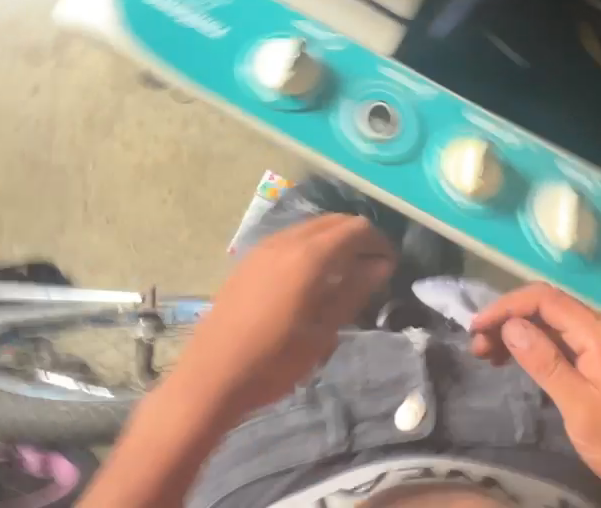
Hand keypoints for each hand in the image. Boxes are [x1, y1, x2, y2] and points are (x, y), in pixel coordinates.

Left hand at [173, 213, 395, 414]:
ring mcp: (264, 247)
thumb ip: (354, 290)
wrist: (210, 378)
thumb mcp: (323, 332)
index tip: (390, 264)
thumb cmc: (274, 362)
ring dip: (333, 240)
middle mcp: (287, 240)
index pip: (356, 229)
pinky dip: (310, 246)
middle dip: (358, 237)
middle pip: (333, 221)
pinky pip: (290, 238)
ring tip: (345, 271)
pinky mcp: (249, 259)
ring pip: (310, 227)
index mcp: (309, 256)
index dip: (378, 241)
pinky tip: (312, 276)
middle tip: (373, 266)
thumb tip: (381, 264)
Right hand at [470, 285, 600, 504]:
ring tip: (489, 354)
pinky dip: (537, 345)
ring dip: (520, 332)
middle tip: (478, 346)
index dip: (505, 306)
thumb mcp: (580, 407)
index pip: (543, 298)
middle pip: (546, 306)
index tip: (476, 326)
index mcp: (597, 331)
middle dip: (508, 319)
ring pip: (554, 322)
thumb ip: (546, 363)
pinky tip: (518, 359)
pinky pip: (564, 338)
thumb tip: (511, 326)